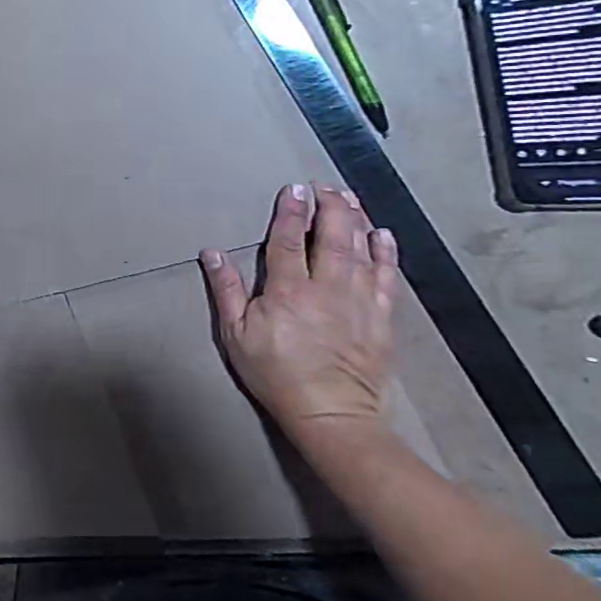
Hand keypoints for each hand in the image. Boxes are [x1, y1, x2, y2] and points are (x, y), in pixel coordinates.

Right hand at [199, 183, 399, 440]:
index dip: (290, 212)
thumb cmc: (275, 374)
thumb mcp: (235, 335)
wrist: (331, 415)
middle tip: (324, 186)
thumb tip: (212, 253)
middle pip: (331, 237)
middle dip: (329, 207)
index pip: (288, 240)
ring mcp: (359, 302)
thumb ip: (226, 290)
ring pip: (361, 251)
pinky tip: (382, 234)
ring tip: (349, 198)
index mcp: (288, 291)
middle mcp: (327, 289)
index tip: (293, 189)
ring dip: (355, 220)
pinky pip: (387, 278)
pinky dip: (386, 253)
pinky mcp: (381, 318)